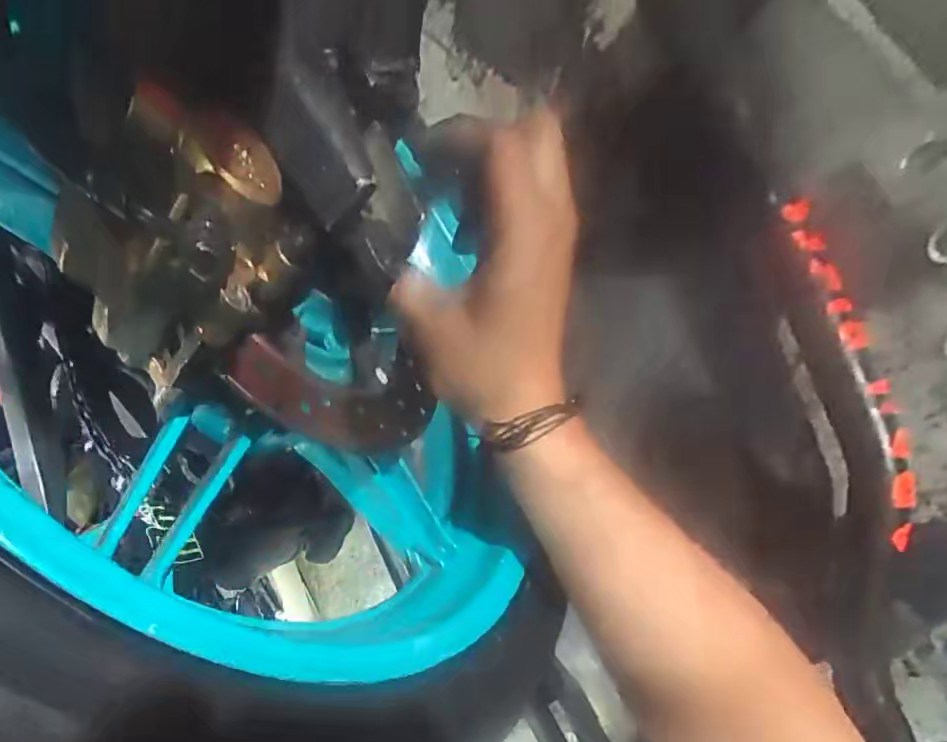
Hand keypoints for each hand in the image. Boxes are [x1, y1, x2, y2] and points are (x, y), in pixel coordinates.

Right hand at [391, 108, 578, 426]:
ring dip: (504, 158)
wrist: (526, 405)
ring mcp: (562, 232)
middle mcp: (553, 218)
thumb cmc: (482, 367)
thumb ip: (405, 277)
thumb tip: (383, 245)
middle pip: (540, 131)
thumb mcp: (431, 325)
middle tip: (449, 162)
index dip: (460, 136)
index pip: (504, 143)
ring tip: (459, 188)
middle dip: (493, 133)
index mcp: (524, 230)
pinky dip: (513, 185)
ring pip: (546, 158)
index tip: (422, 156)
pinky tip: (477, 219)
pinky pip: (543, 189)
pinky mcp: (558, 250)